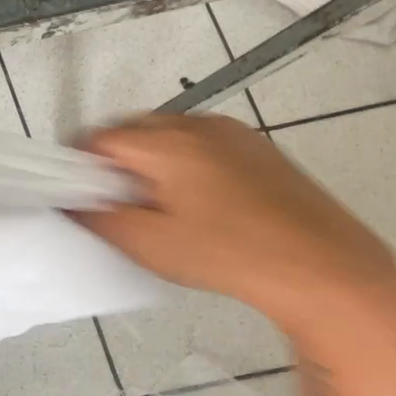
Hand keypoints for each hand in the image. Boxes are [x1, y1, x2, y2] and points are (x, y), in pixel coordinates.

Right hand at [70, 113, 395, 336]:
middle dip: (113, 161)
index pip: (98, 137)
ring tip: (157, 207)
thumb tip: (68, 200)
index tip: (81, 197)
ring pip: (167, 134)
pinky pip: (199, 143)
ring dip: (148, 161)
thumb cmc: (229, 256)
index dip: (79, 165)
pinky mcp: (259, 148)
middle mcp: (200, 125)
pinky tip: (195, 204)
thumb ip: (96, 217)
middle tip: (116, 205)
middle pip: (132, 128)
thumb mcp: (147, 244)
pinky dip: (182, 163)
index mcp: (169, 143)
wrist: (327, 269)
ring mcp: (234, 133)